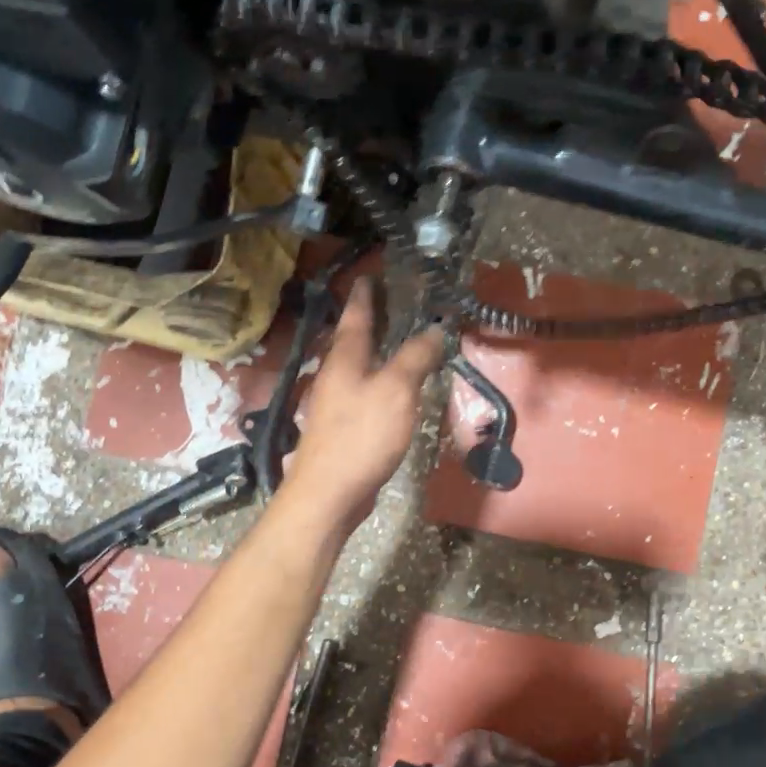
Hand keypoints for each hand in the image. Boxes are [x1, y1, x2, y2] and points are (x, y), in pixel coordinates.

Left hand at [280, 279, 445, 526]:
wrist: (329, 492)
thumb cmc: (361, 435)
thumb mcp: (396, 390)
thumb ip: (416, 357)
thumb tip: (436, 330)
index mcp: (344, 357)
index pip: (355, 314)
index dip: (365, 294)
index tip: (371, 273)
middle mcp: (335, 375)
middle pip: (354, 340)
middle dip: (372, 321)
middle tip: (394, 302)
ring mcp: (336, 404)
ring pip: (359, 367)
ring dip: (377, 352)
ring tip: (401, 342)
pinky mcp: (343, 429)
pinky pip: (365, 393)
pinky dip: (381, 382)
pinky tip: (395, 391)